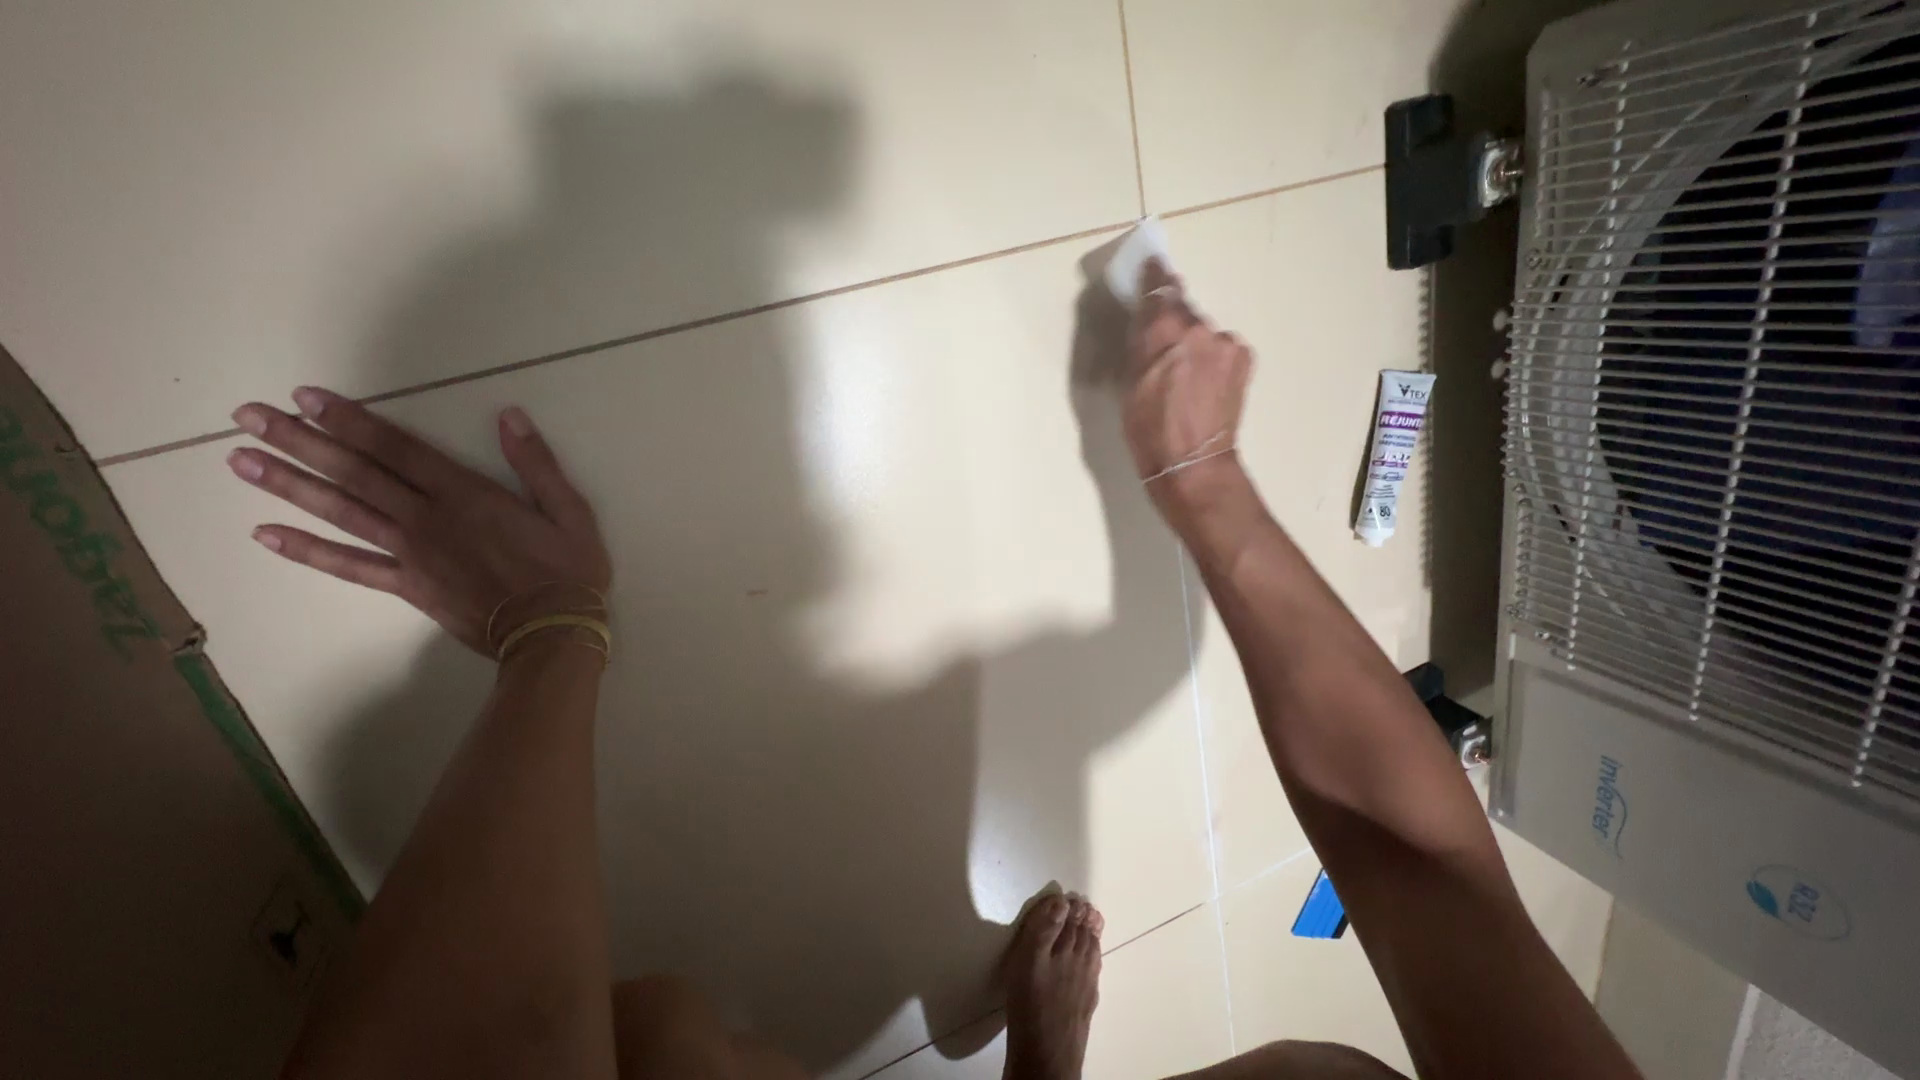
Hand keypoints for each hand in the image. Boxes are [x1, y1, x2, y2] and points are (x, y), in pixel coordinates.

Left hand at [226, 387, 610, 656]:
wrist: (552, 632)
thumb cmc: (568, 570)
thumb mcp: (571, 512)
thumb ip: (538, 464)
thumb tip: (510, 417)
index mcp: (467, 495)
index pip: (399, 449)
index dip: (353, 421)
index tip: (307, 398)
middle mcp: (427, 518)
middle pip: (356, 474)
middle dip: (301, 442)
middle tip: (247, 416)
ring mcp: (411, 554)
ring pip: (342, 514)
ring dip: (290, 486)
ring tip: (240, 462)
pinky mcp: (407, 586)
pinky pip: (350, 567)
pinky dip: (308, 552)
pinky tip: (266, 535)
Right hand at [1122, 260, 1253, 497]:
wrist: (1193, 465)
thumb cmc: (1148, 431)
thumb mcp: (1129, 384)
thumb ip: (1140, 344)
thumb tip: (1148, 322)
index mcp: (1164, 331)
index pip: (1159, 288)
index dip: (1154, 275)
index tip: (1152, 265)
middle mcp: (1199, 327)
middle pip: (1183, 310)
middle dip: (1172, 320)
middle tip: (1162, 340)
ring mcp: (1225, 343)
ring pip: (1203, 330)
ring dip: (1193, 341)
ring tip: (1184, 373)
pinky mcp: (1242, 359)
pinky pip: (1220, 347)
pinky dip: (1211, 356)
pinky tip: (1203, 381)